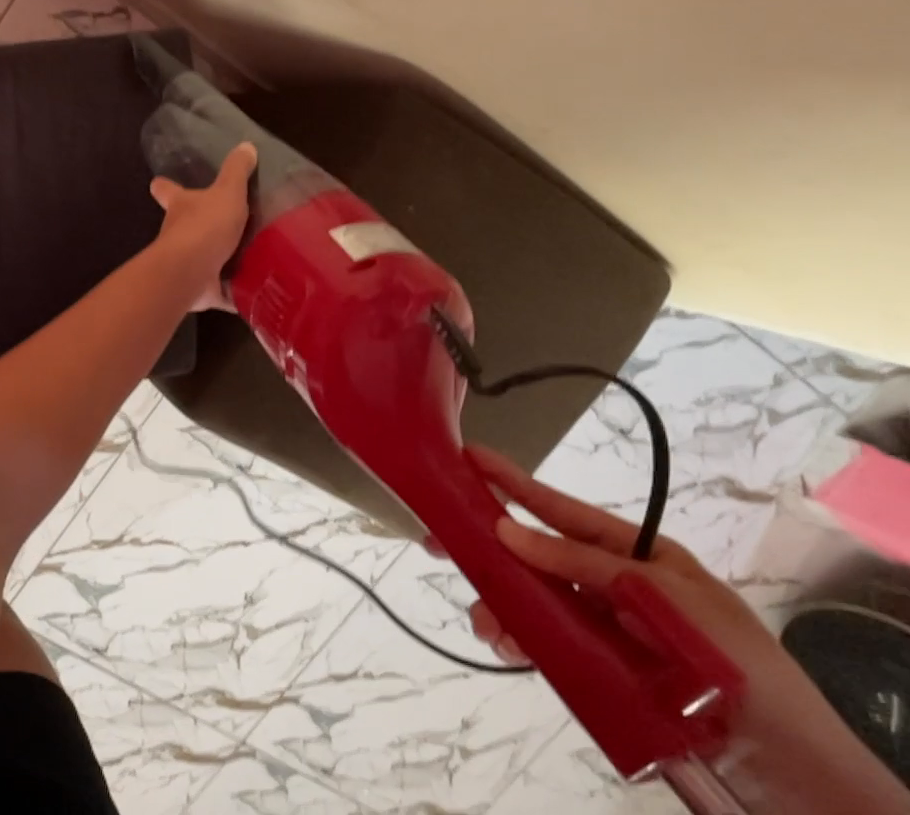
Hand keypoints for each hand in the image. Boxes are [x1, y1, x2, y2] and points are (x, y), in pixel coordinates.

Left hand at [149, 142, 255, 311]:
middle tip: (229, 224)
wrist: (191, 271)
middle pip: (185, 227)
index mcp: (180, 206)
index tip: (158, 183)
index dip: (164, 186)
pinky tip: (255, 292)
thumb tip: (245, 145)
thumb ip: (236, 171)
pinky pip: (220, 290)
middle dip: (200, 226)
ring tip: (253, 257)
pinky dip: (233, 292)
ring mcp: (186, 264)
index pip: (166, 190)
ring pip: (203, 259)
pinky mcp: (200, 289)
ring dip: (221, 259)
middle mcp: (177, 234)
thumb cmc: (205, 225)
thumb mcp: (227, 191)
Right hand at [461, 446, 771, 672]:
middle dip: (487, 550)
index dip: (515, 484)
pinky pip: (536, 640)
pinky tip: (506, 646)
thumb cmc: (733, 661)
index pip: (563, 512)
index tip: (470, 458)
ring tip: (488, 625)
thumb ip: (585, 562)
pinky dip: (513, 639)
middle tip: (439, 545)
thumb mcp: (666, 597)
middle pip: (532, 555)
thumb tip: (506, 529)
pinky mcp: (587, 665)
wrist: (779, 760)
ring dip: (498, 604)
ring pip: (527, 600)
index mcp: (636, 557)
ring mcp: (596, 626)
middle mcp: (608, 585)